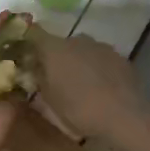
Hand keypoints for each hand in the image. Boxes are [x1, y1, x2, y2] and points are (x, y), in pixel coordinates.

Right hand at [31, 33, 149, 143]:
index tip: (25, 56)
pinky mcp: (120, 57)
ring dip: (78, 62)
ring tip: (79, 84)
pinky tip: (100, 87)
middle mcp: (77, 40)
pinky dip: (96, 68)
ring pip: (82, 50)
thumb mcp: (49, 101)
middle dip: (56, 57)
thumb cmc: (79, 109)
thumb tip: (33, 71)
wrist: (124, 116)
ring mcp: (101, 47)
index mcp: (54, 49)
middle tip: (54, 77)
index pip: (34, 34)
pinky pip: (101, 59)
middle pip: (60, 44)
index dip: (28, 43)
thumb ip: (39, 81)